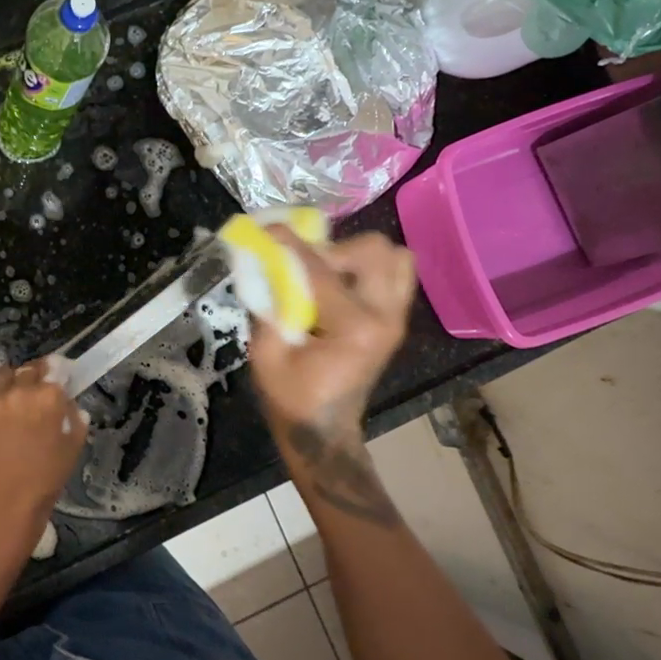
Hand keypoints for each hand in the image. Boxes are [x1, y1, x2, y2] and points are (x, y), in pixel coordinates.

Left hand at [0, 358, 86, 524]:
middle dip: (32, 378)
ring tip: (9, 397)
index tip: (54, 377)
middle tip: (32, 393)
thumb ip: (74, 415)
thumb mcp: (74, 445)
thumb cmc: (47, 477)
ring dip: (8, 382)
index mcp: (48, 397)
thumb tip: (67, 399)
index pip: (53, 368)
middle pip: (26, 370)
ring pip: (0, 375)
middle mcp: (18, 390)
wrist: (7, 501)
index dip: (55, 372)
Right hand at [248, 230, 415, 443]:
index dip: (288, 244)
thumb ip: (266, 305)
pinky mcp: (396, 318)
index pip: (321, 269)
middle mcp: (384, 316)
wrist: (323, 430)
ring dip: (356, 256)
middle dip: (332, 250)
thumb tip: (263, 263)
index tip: (266, 230)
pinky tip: (341, 283)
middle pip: (373, 249)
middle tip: (305, 268)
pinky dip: (369, 268)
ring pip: (394, 256)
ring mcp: (397, 317)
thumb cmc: (291, 397)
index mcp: (353, 327)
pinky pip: (396, 274)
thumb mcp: (266, 353)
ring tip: (327, 274)